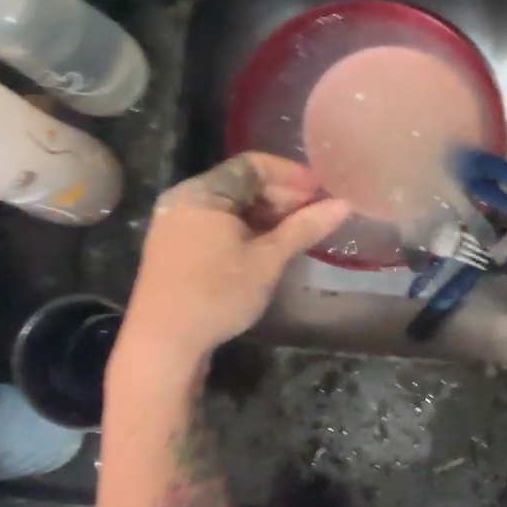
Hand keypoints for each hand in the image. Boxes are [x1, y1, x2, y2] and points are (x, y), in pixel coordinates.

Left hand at [118, 153, 351, 368]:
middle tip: (315, 217)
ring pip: (230, 207)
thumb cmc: (218, 293)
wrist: (163, 341)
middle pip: (241, 184)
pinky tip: (266, 250)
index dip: (292, 175)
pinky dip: (246, 231)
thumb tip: (343, 204)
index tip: (323, 192)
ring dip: (266, 216)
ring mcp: (176, 224)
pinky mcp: (176, 248)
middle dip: (281, 196)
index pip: (253, 165)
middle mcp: (185, 199)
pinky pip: (217, 226)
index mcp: (203, 192)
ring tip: (296, 235)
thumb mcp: (267, 260)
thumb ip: (304, 228)